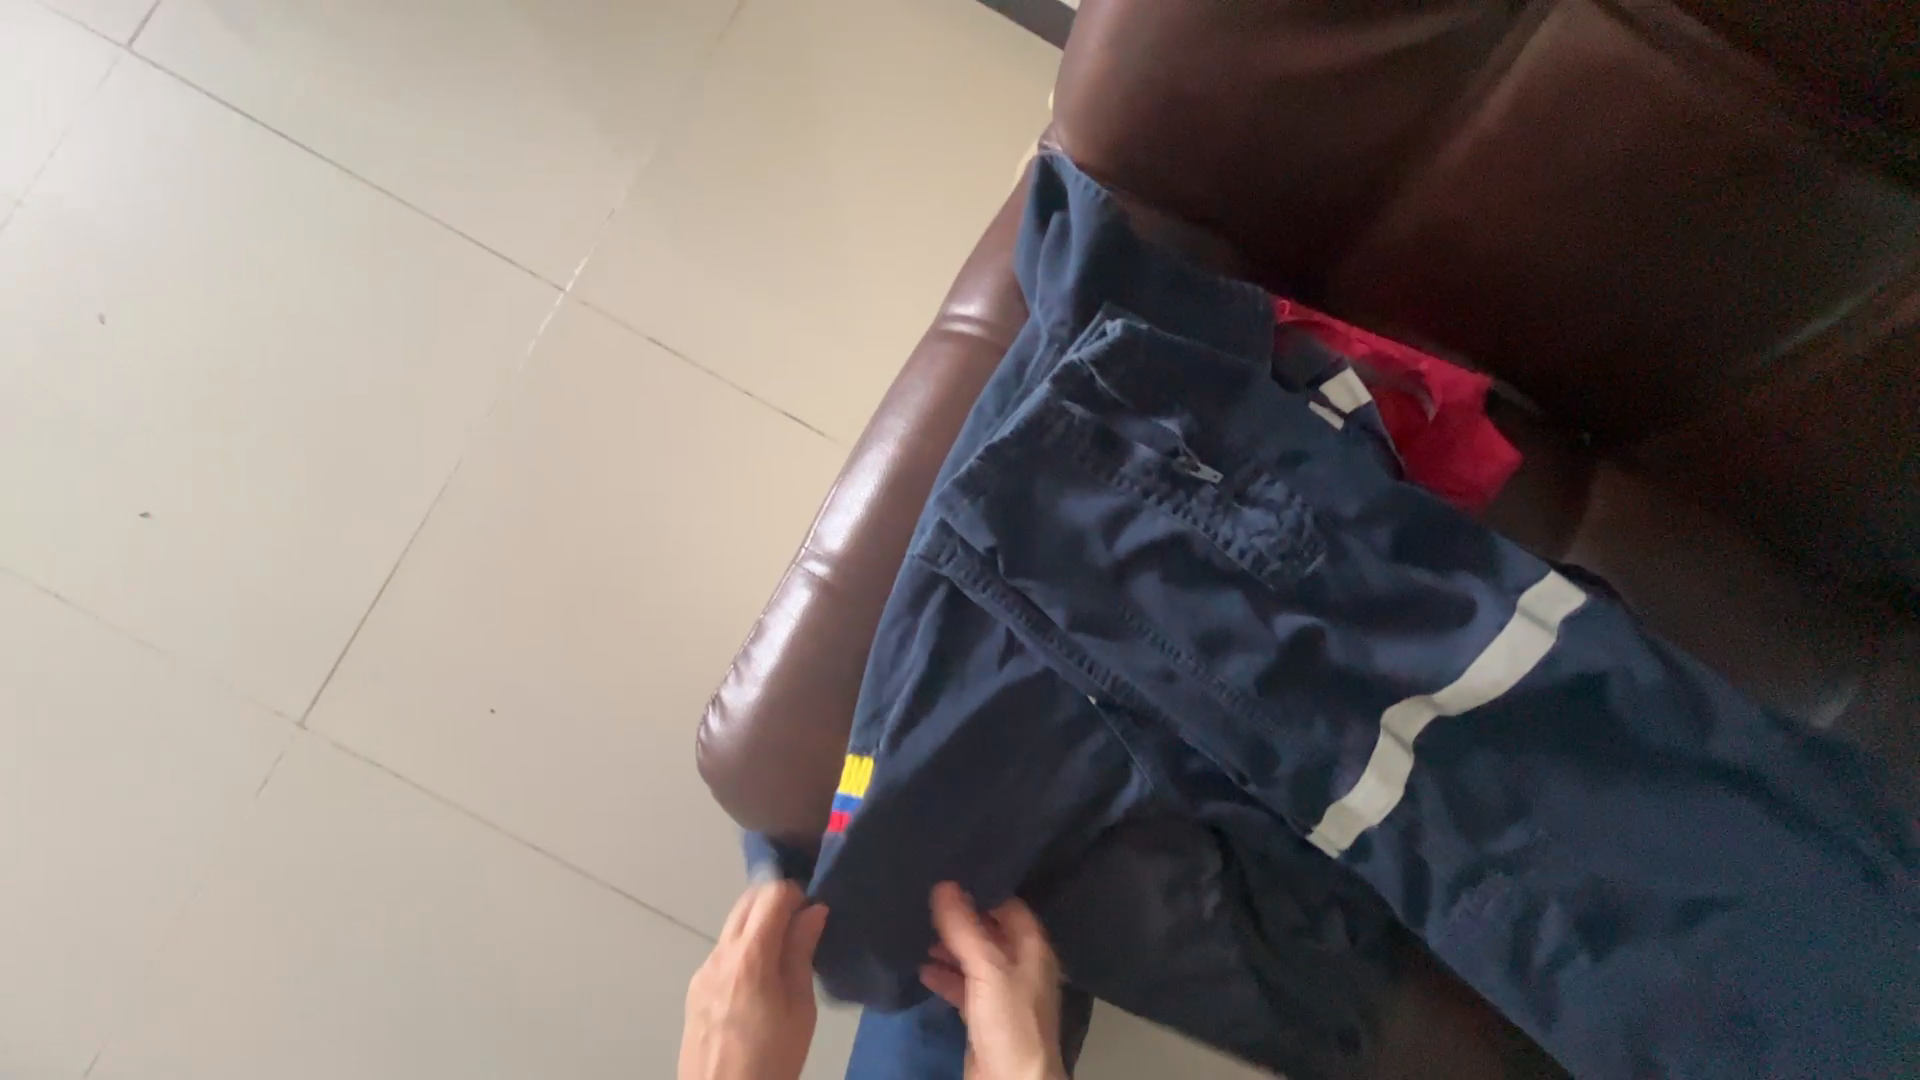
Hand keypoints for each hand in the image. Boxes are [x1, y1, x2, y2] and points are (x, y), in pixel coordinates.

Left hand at [680, 881, 828, 1079]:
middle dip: (775, 901)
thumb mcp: (800, 1009)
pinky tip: (758, 985)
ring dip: (758, 925)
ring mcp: (702, 972)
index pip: (772, 893)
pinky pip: (723, 953)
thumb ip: (802, 951)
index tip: (812, 914)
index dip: (796, 894)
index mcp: (749, 956)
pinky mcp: (694, 991)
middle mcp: (720, 955)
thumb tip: (814, 910)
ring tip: (782, 959)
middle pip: (747, 901)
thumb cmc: (771, 1062)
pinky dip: (744, 949)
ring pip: (733, 926)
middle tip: (800, 928)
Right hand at [919, 883, 1066, 1079]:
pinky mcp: (984, 1016)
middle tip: (928, 899)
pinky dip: (945, 976)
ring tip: (920, 931)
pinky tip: (922, 968)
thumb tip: (943, 884)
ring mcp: (1002, 992)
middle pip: (989, 930)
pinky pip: (963, 986)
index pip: (1009, 905)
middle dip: (961, 918)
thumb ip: (965, 927)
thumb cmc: (1009, 1021)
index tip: (952, 872)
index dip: (983, 889)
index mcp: (1032, 948)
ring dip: (950, 947)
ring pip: (974, 959)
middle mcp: (1020, 965)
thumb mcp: (987, 968)